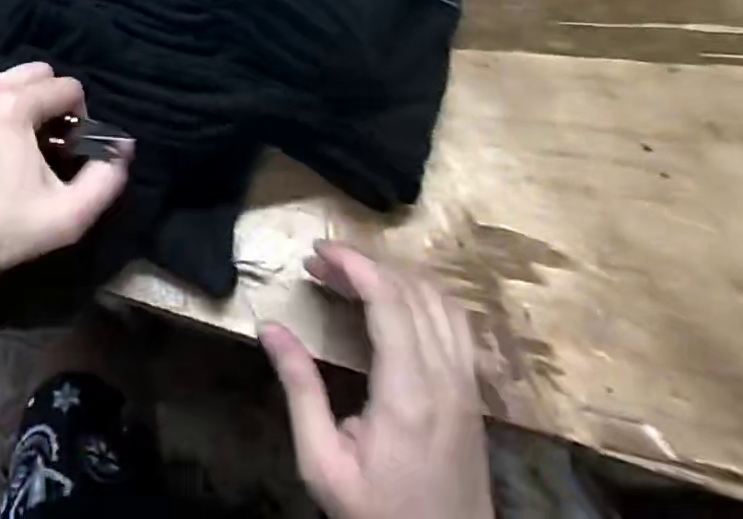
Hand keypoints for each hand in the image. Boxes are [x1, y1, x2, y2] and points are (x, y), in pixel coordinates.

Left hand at [0, 63, 130, 297]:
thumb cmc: (4, 230)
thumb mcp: (69, 215)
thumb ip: (107, 177)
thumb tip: (125, 145)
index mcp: (11, 107)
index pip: (67, 87)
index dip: (82, 117)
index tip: (73, 153)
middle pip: (40, 72)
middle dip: (57, 100)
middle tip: (56, 143)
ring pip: (14, 78)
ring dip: (33, 102)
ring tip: (33, 145)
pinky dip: (9, 106)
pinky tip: (8, 146)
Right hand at [261, 242, 491, 518]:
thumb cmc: (377, 512)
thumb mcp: (322, 461)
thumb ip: (299, 388)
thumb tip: (269, 326)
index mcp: (408, 394)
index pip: (390, 302)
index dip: (355, 264)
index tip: (317, 250)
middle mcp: (446, 380)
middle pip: (413, 292)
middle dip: (365, 264)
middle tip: (319, 262)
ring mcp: (467, 386)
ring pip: (440, 302)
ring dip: (394, 275)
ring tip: (349, 274)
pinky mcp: (473, 394)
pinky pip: (455, 324)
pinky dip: (422, 295)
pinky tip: (392, 299)